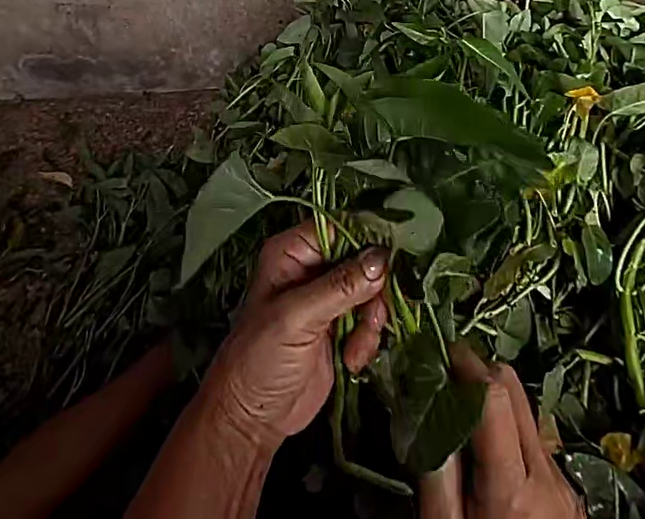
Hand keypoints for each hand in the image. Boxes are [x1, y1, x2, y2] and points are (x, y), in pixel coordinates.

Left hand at [195, 222, 390, 450]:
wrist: (254, 416)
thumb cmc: (259, 357)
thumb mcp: (297, 317)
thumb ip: (340, 286)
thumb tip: (381, 258)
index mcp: (293, 252)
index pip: (339, 228)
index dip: (366, 240)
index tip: (390, 260)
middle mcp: (312, 267)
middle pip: (363, 259)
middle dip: (373, 290)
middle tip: (371, 316)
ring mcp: (328, 297)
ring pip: (372, 290)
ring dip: (371, 320)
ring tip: (354, 346)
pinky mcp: (341, 326)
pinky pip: (370, 319)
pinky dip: (368, 340)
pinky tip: (351, 359)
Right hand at [420, 346, 579, 518]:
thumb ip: (435, 479)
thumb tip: (420, 414)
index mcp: (512, 488)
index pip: (494, 397)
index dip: (466, 365)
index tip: (440, 353)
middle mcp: (545, 475)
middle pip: (516, 389)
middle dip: (480, 370)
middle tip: (447, 374)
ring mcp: (563, 484)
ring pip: (529, 411)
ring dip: (496, 399)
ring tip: (464, 412)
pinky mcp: (570, 494)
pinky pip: (539, 441)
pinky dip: (512, 429)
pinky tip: (490, 451)